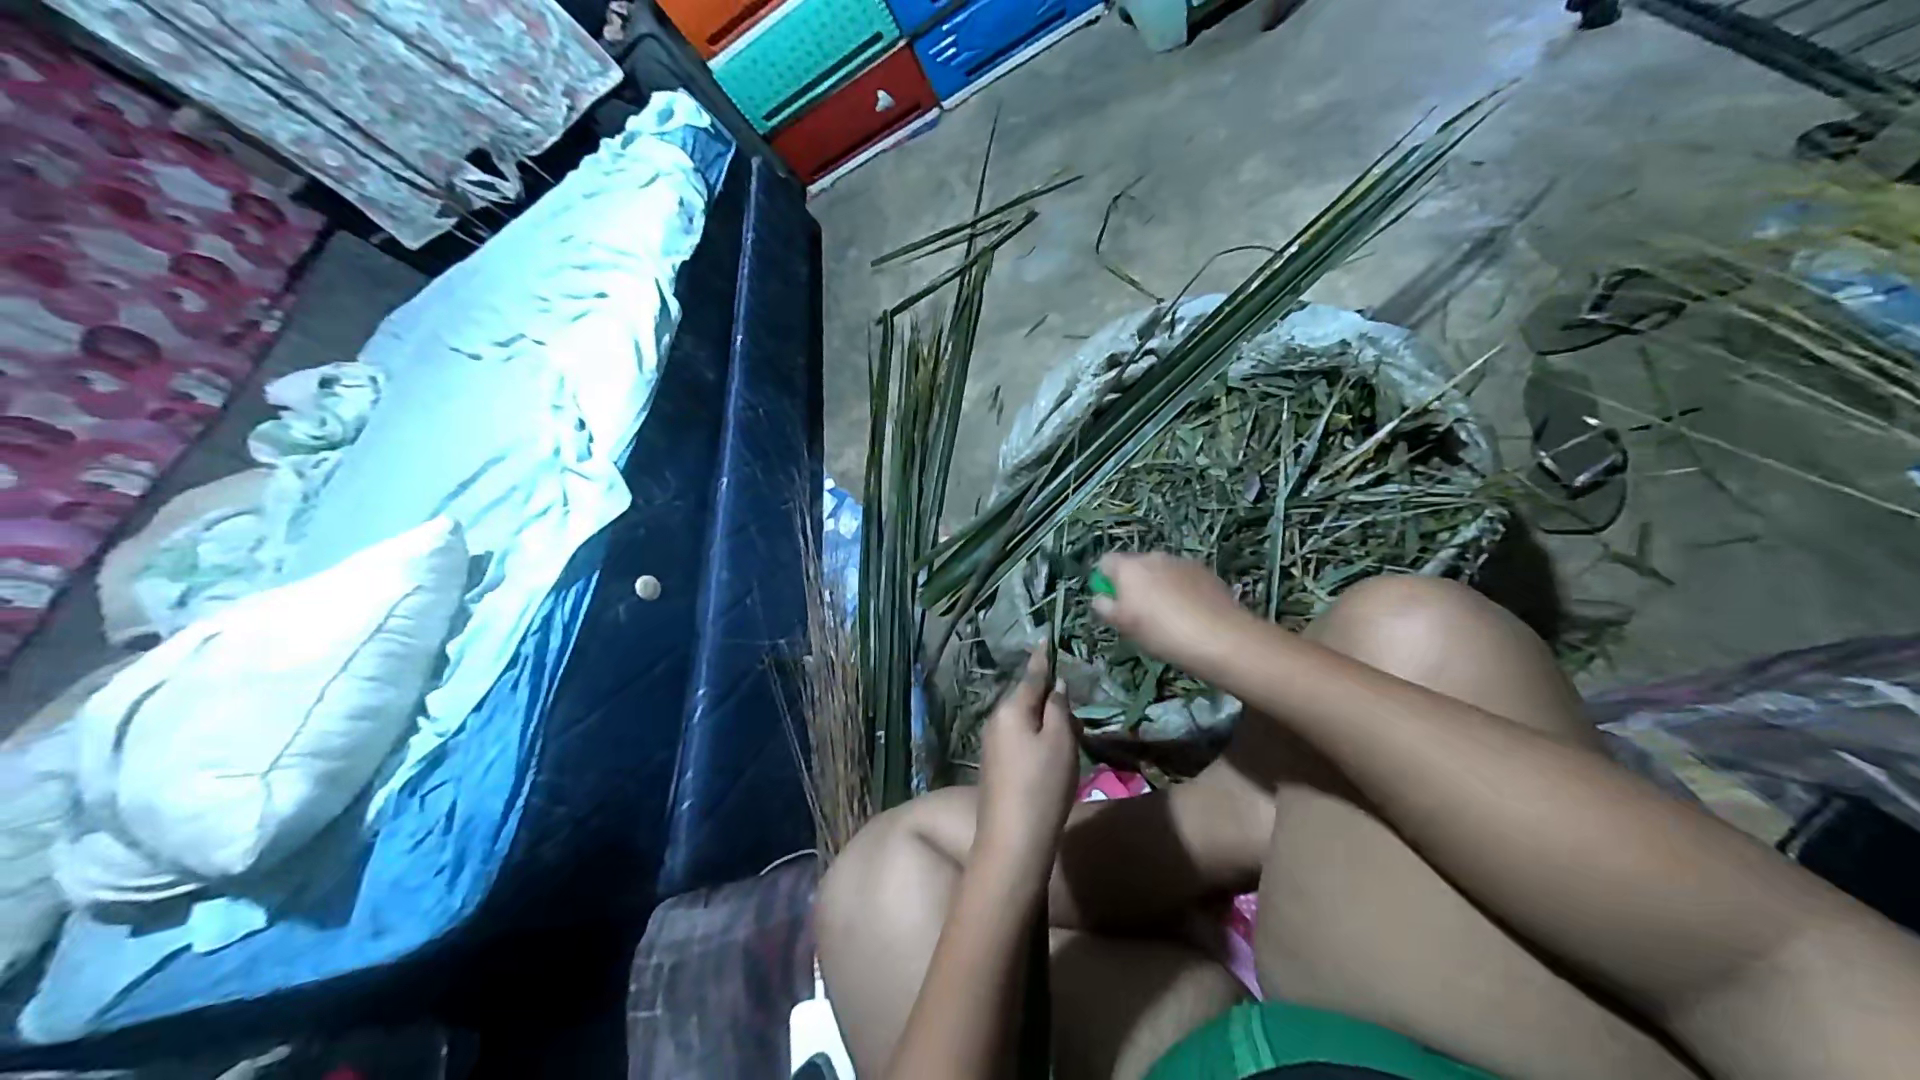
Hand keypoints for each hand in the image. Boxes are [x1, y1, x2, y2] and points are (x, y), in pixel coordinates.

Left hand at [975, 650, 1080, 877]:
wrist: (1013, 839)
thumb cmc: (1042, 785)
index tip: (1045, 639)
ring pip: (1024, 720)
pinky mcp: (995, 766)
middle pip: (1026, 698)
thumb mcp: (1060, 741)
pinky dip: (1037, 739)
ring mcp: (992, 744)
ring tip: (1071, 734)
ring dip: (1046, 721)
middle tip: (1076, 707)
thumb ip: (1058, 707)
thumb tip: (1055, 684)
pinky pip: (1019, 739)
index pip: (1031, 676)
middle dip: (1049, 698)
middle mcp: (996, 721)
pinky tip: (1052, 755)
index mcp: (1010, 708)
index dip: (1042, 659)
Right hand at [1091, 552, 1251, 668]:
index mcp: (1128, 567)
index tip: (1114, 602)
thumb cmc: (1161, 632)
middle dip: (1134, 584)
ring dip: (1159, 586)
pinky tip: (1190, 614)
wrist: (1220, 637)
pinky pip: (1183, 577)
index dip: (1105, 580)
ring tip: (1169, 616)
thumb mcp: (1123, 626)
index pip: (1105, 562)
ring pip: (1161, 571)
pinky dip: (1182, 590)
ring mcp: (1182, 562)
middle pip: (1135, 565)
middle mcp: (1154, 556)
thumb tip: (1101, 598)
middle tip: (1140, 614)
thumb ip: (1105, 607)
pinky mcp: (1206, 571)